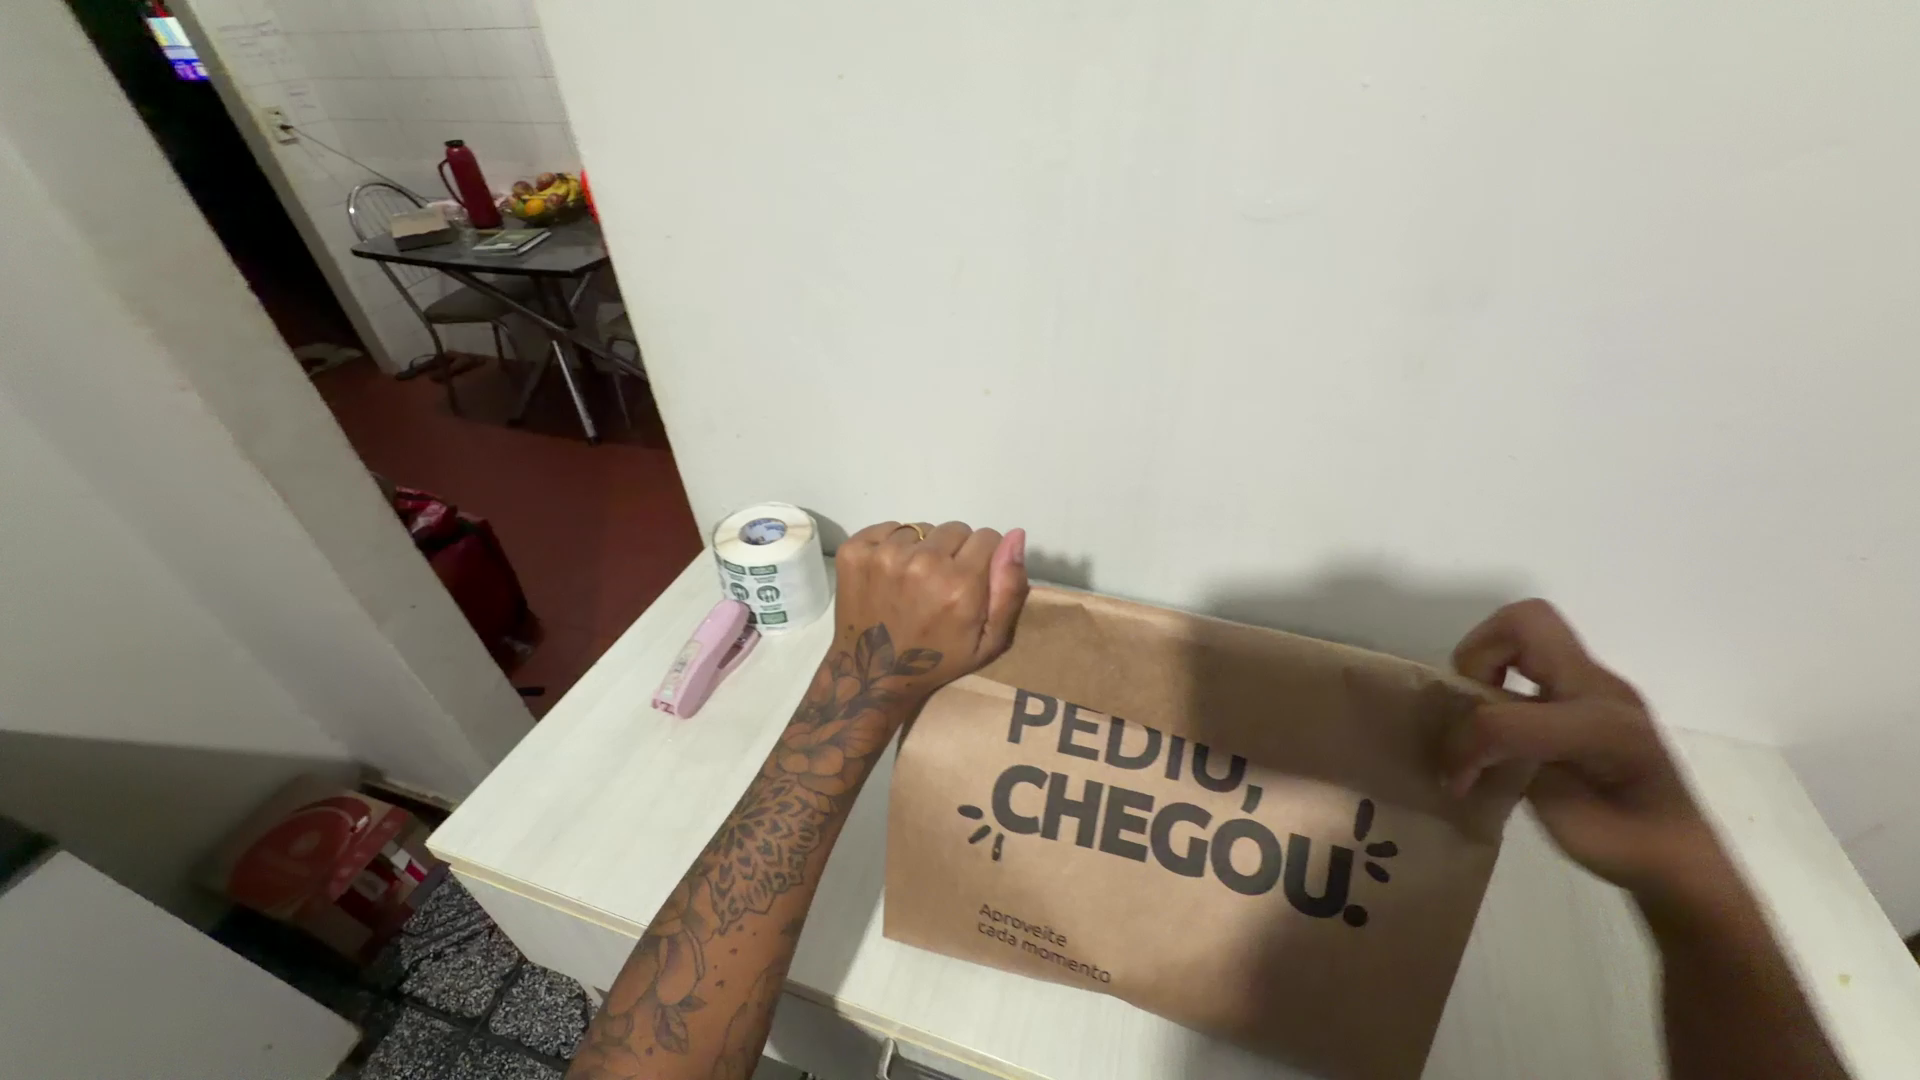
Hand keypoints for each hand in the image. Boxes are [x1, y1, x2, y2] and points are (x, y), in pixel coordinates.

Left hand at [831, 521, 1029, 699]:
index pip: (988, 537)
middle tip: (940, 585)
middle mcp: (923, 562)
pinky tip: (890, 576)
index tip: (970, 582)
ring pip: (922, 529)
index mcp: (960, 584)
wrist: (872, 674)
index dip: (983, 559)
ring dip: (923, 549)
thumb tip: (1015, 535)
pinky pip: (889, 528)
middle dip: (954, 552)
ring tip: (913, 583)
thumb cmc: (937, 659)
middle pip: (955, 529)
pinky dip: (893, 546)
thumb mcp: (990, 641)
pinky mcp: (856, 551)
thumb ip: (1010, 588)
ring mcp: (885, 554)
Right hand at [1441, 600, 1731, 908]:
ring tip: (1481, 716)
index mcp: (1603, 726)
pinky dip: (1504, 679)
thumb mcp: (1560, 817)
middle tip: (1470, 706)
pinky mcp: (1594, 694)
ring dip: (1488, 664)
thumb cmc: (1628, 849)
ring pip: (1528, 632)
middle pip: (1525, 623)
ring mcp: (1602, 687)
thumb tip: (1461, 750)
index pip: (1506, 715)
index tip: (1458, 775)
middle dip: (1477, 656)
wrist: (1684, 863)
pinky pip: (1537, 660)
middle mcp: (1604, 689)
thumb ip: (1511, 766)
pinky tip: (1505, 727)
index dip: (1469, 743)